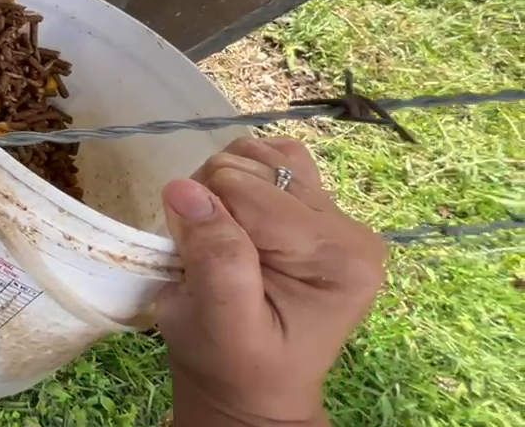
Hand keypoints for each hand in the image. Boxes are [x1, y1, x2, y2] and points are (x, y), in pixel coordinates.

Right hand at [157, 136, 386, 426]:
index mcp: (337, 258)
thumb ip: (215, 257)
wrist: (247, 378)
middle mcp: (347, 230)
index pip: (242, 187)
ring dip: (216, 186)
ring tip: (217, 234)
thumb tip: (184, 189)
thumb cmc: (231, 356)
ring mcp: (333, 216)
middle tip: (205, 249)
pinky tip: (233, 209)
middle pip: (244, 167)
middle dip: (208, 198)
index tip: (200, 255)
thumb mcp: (221, 319)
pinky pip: (269, 155)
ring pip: (251, 155)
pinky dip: (238, 172)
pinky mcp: (313, 208)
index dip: (204, 212)